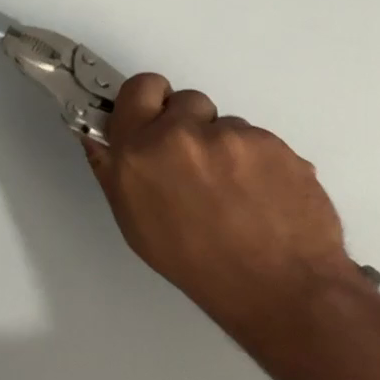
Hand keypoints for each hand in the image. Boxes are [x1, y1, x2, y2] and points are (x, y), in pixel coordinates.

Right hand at [82, 73, 359, 333]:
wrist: (280, 291)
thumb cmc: (195, 263)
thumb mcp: (135, 223)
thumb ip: (114, 170)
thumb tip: (99, 137)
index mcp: (137, 150)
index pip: (139, 88)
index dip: (150, 99)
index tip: (158, 118)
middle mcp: (179, 134)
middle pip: (185, 101)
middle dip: (190, 124)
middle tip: (200, 164)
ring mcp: (230, 137)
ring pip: (225, 125)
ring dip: (227, 147)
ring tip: (240, 193)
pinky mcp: (273, 144)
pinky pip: (261, 142)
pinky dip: (262, 163)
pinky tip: (266, 198)